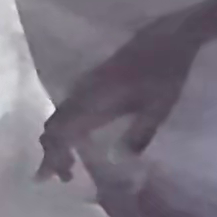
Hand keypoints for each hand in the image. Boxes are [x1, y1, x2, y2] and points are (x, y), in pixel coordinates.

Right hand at [38, 16, 204, 181]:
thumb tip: (118, 161)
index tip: (63, 178)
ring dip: (57, 143)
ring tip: (65, 163)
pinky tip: (76, 140)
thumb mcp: (158, 108)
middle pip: (52, 128)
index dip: (56, 157)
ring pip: (57, 120)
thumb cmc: (164, 74)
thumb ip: (138, 135)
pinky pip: (65, 112)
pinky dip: (64, 131)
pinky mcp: (88, 86)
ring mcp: (81, 89)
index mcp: (91, 103)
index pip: (60, 134)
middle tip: (57, 177)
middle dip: (52, 154)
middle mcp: (80, 96)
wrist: (164, 38)